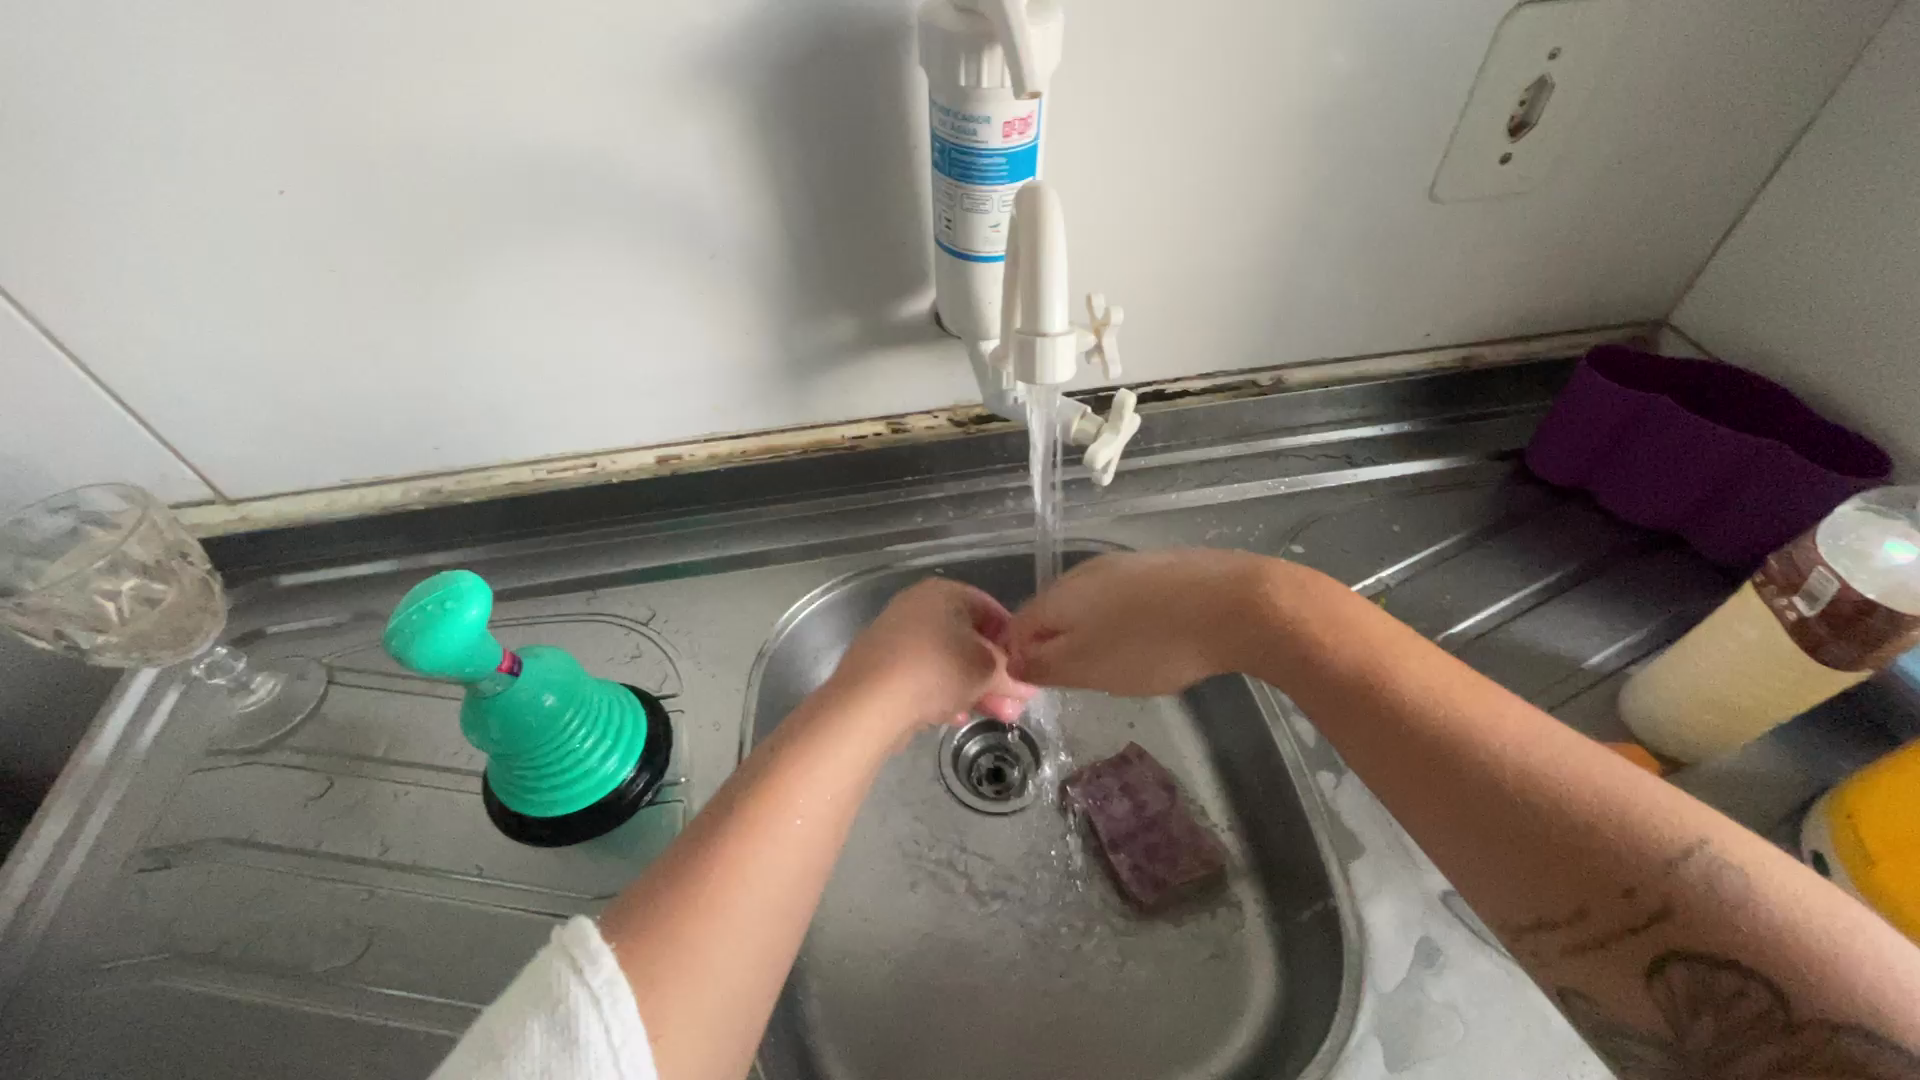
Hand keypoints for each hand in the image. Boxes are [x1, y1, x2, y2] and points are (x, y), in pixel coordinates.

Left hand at [827, 578, 1035, 734]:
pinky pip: (924, 677)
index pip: (991, 609)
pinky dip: (944, 694)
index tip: (1027, 668)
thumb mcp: (987, 670)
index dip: (1013, 640)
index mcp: (944, 593)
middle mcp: (917, 607)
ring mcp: (896, 637)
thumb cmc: (937, 670)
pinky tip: (956, 717)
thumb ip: (1011, 674)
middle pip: (969, 639)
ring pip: (948, 661)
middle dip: (996, 673)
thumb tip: (1027, 686)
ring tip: (997, 716)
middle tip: (1017, 702)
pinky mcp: (882, 668)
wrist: (868, 701)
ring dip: (975, 688)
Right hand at [1008, 549, 1270, 695]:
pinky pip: (1130, 600)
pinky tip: (1157, 641)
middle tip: (1087, 680)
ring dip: (1098, 636)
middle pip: (1056, 613)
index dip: (1022, 659)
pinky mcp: (1164, 568)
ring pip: (1094, 606)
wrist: (1235, 604)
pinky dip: (1133, 624)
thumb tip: (1012, 662)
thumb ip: (1043, 666)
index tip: (1045, 687)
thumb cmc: (1150, 644)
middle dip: (1061, 647)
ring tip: (1125, 665)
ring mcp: (1127, 565)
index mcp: (1059, 594)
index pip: (1017, 626)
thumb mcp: (1086, 668)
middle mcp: (1085, 571)